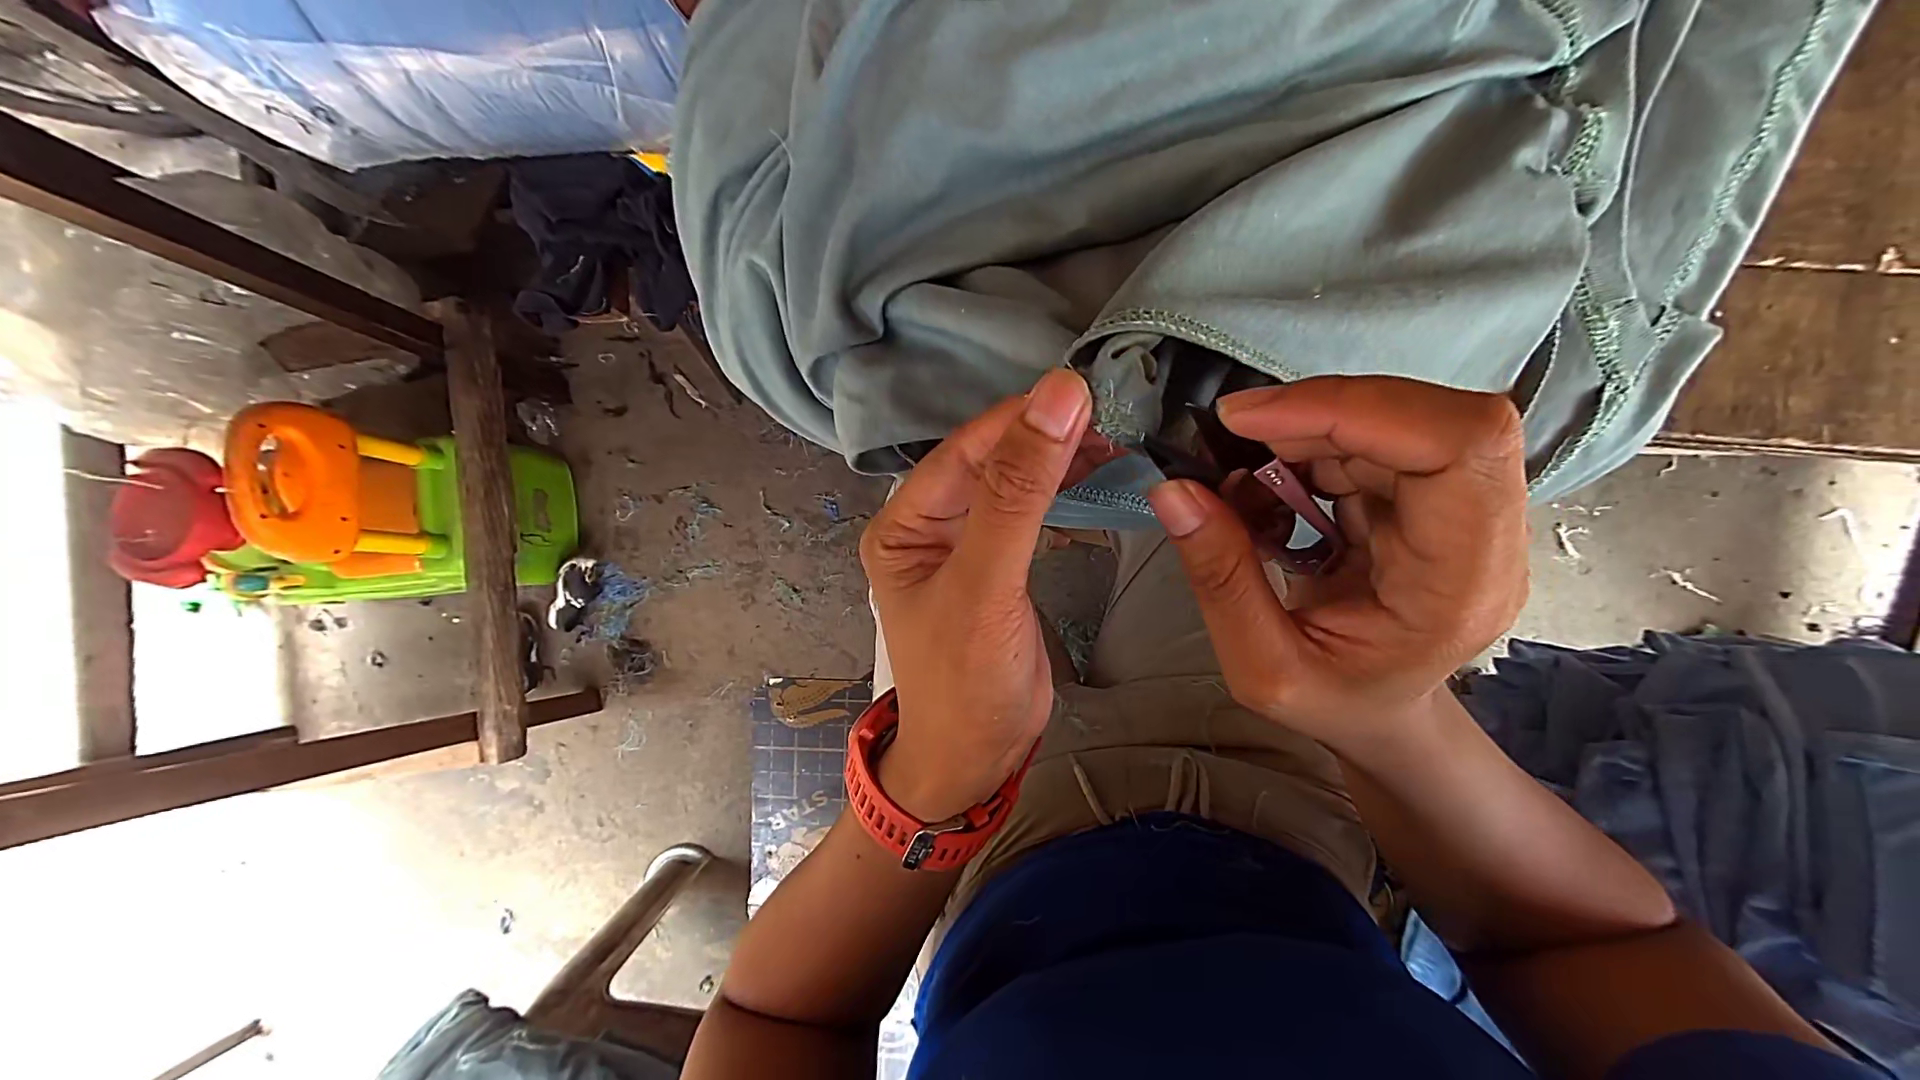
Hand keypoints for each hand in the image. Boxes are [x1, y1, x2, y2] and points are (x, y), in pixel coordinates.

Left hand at [859, 369, 1095, 822]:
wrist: (977, 757)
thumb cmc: (967, 680)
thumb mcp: (987, 585)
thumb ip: (1017, 494)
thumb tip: (1056, 398)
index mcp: (903, 524)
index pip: (965, 451)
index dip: (1020, 419)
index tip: (1084, 392)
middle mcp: (926, 524)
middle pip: (988, 459)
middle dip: (1043, 436)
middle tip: (1110, 416)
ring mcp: (962, 542)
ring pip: (1011, 480)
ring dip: (1056, 459)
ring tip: (1111, 440)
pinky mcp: (996, 562)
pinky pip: (1027, 509)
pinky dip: (1060, 490)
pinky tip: (1092, 473)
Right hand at [1146, 375, 1528, 750]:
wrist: (1383, 714)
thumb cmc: (1335, 703)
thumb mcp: (1259, 665)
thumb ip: (1220, 578)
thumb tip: (1173, 490)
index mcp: (1460, 585)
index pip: (1454, 448)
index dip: (1353, 410)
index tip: (1246, 421)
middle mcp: (1481, 535)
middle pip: (1429, 419)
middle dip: (1319, 414)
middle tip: (1233, 437)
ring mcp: (1462, 509)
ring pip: (1395, 420)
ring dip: (1307, 432)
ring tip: (1242, 477)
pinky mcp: (1427, 496)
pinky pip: (1374, 439)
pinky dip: (1309, 445)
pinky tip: (1269, 486)